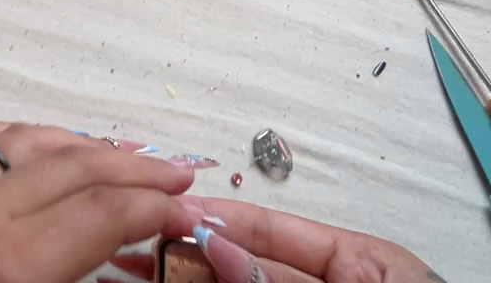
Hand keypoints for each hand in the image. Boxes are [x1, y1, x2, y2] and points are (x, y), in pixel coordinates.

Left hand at [0, 122, 206, 282]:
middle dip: (130, 166)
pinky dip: (16, 136)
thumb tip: (129, 258)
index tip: (188, 206)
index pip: (99, 212)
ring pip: (22, 141)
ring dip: (78, 142)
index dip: (152, 205)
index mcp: (4, 267)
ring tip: (120, 152)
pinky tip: (43, 142)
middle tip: (173, 172)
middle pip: (69, 166)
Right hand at [109, 196, 443, 282]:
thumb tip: (214, 240)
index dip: (213, 219)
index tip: (161, 214)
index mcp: (358, 260)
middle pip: (245, 265)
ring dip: (191, 282)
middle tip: (132, 255)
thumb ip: (282, 280)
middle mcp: (334, 282)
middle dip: (191, 260)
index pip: (268, 227)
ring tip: (136, 276)